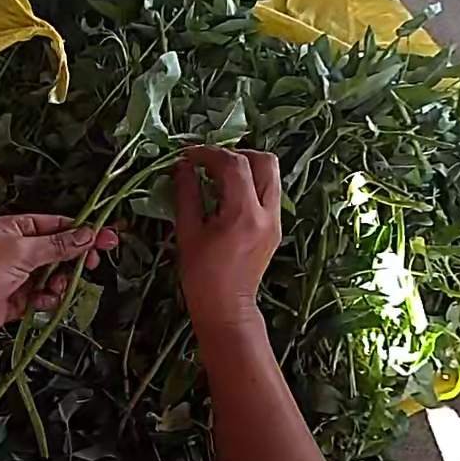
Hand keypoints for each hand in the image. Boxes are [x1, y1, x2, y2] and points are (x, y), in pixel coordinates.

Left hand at [0, 214, 119, 344]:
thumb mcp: (21, 251)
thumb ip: (58, 245)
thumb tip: (88, 234)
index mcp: (16, 228)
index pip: (58, 225)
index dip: (83, 231)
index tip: (107, 238)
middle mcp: (19, 249)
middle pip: (60, 251)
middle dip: (76, 259)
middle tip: (92, 265)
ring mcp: (19, 275)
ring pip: (54, 275)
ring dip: (60, 282)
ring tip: (56, 288)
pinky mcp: (19, 299)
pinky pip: (44, 296)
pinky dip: (48, 299)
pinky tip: (44, 301)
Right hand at [176, 146, 280, 330]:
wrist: (226, 307)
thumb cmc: (200, 275)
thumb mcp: (187, 233)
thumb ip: (187, 194)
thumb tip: (183, 165)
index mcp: (243, 215)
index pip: (234, 166)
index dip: (209, 153)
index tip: (188, 155)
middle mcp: (267, 214)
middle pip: (265, 161)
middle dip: (235, 154)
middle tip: (210, 163)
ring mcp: (276, 221)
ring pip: (271, 174)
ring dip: (246, 167)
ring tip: (219, 176)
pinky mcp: (276, 227)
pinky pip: (269, 192)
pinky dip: (250, 184)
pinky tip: (228, 195)